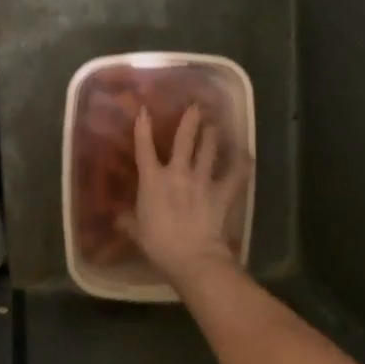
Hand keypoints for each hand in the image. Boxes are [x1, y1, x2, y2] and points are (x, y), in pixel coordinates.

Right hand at [120, 106, 249, 281]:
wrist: (193, 257)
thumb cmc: (159, 244)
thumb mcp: (137, 232)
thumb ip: (129, 221)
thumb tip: (119, 219)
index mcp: (152, 180)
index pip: (144, 148)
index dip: (143, 128)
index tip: (145, 111)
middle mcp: (177, 173)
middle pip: (184, 140)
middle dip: (190, 121)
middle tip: (196, 106)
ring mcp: (202, 181)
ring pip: (209, 150)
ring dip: (212, 136)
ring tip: (215, 126)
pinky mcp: (222, 193)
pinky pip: (235, 175)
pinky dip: (241, 164)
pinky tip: (246, 155)